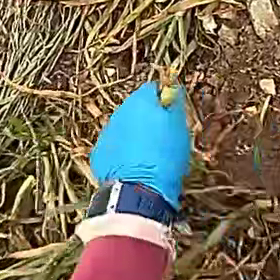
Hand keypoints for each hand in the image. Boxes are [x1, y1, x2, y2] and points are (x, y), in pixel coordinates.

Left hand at [90, 82, 191, 205]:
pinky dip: (124, 153)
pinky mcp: (99, 154)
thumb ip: (175, 104)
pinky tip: (136, 166)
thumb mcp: (180, 128)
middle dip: (149, 118)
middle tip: (165, 136)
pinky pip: (115, 147)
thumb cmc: (164, 157)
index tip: (173, 114)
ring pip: (125, 127)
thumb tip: (173, 91)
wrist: (138, 190)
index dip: (164, 100)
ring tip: (152, 155)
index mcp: (140, 101)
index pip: (152, 88)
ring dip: (136, 135)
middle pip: (137, 108)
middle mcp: (119, 112)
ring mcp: (106, 133)